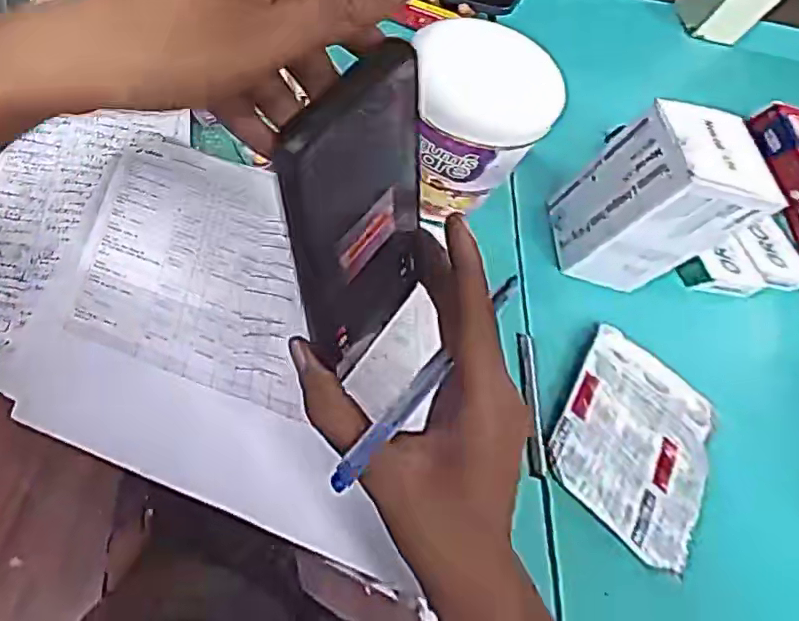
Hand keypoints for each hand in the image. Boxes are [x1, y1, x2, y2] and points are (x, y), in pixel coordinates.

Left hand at [0, 0, 431, 152]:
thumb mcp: (268, 34)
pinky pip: (225, 75)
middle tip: (342, 135)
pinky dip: (244, 106)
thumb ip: (343, 6)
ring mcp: (203, 16)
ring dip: (282, 104)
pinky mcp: (176, 45)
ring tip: (303, 150)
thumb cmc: (173, 46)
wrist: (69, 62)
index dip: (364, 46)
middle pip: (297, 36)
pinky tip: (258, 144)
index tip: (387, 92)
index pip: (336, 3)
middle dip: (319, 85)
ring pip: (260, 62)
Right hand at [290, 216, 546, 620]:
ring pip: (474, 330)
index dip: (463, 264)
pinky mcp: (488, 407)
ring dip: (449, 291)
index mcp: (481, 396)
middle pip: (473, 315)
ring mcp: (497, 400)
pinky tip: (431, 305)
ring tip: (418, 256)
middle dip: (447, 268)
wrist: (476, 573)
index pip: (473, 314)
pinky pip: (470, 348)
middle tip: (415, 232)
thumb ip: (333, 410)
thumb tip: (301, 353)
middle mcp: (497, 391)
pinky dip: (450, 317)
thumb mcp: (377, 466)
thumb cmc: (436, 524)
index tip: (456, 224)